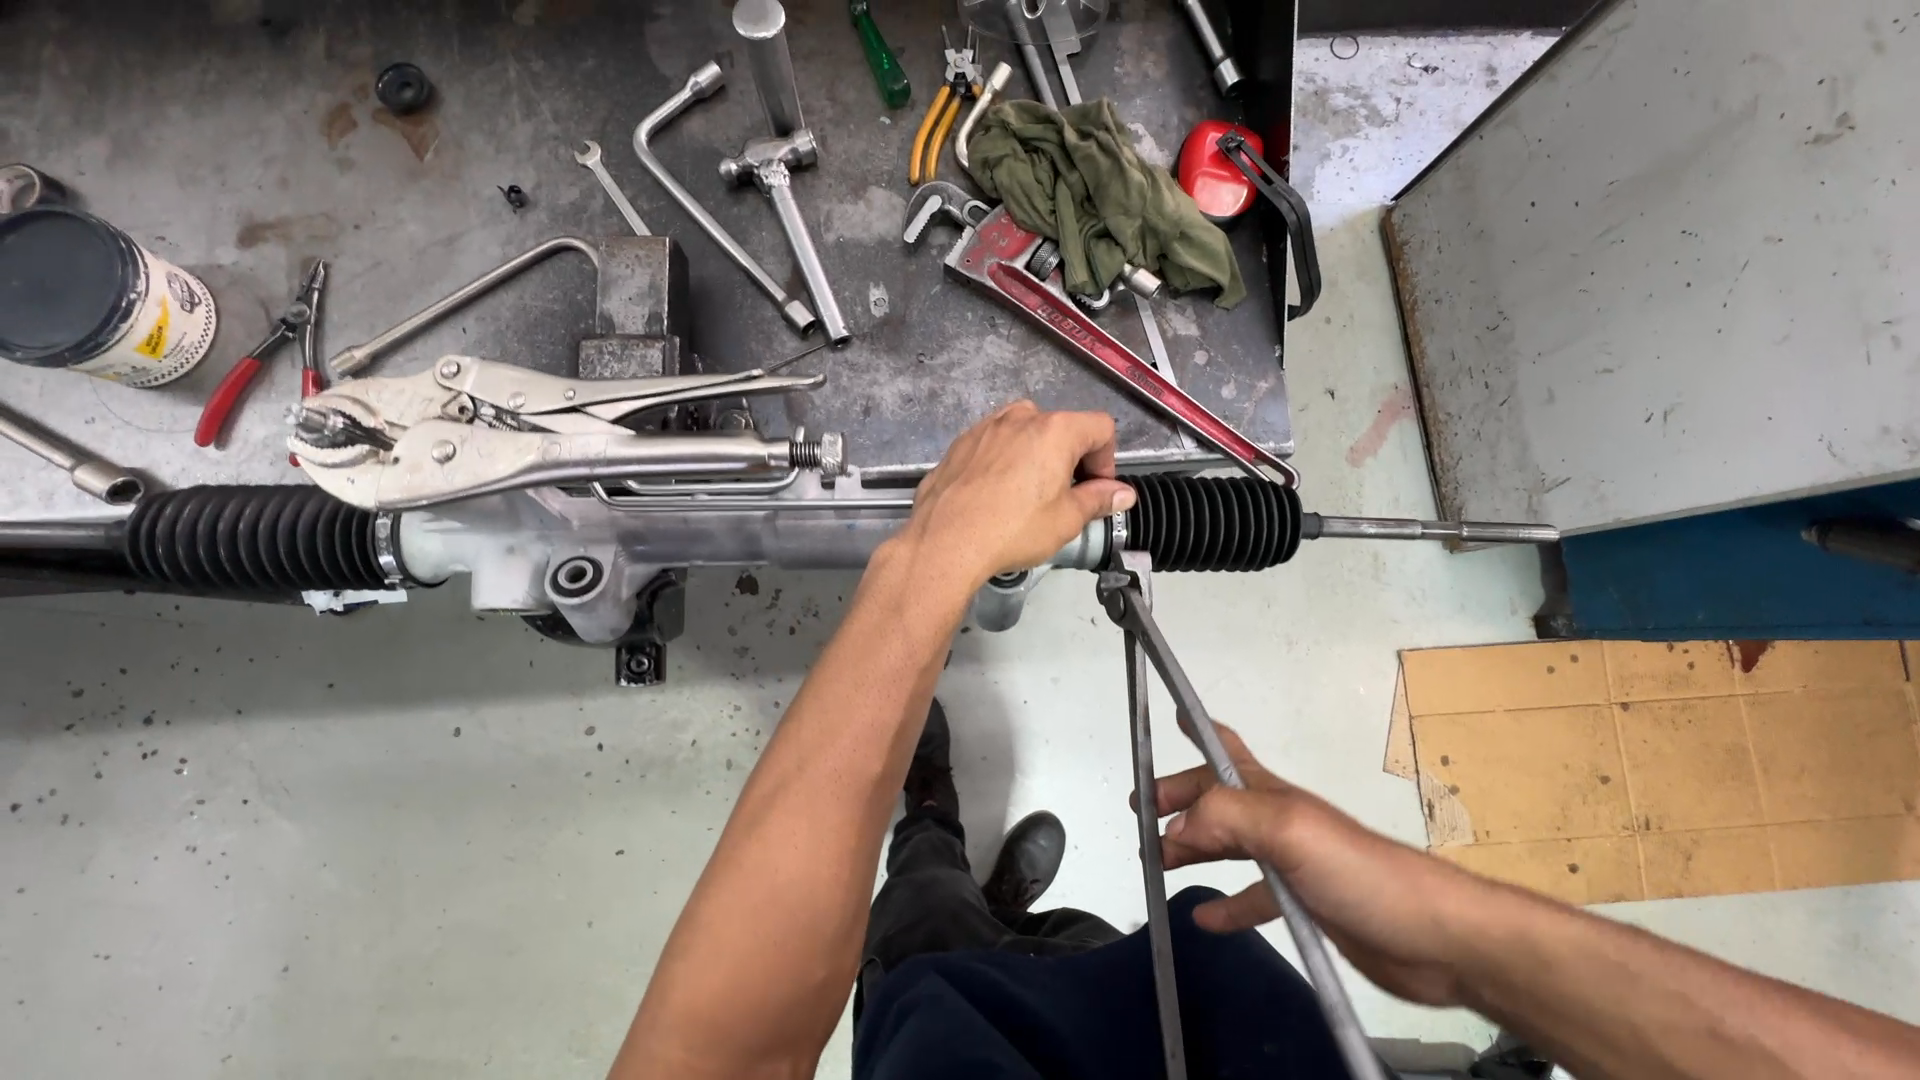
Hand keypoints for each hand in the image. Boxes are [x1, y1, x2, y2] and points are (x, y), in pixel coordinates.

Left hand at [901, 402, 1135, 587]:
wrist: (945, 540)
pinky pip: (993, 443)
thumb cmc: (1013, 529)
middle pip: (1061, 426)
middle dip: (1071, 457)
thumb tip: (1123, 493)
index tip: (1096, 490)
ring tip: (1028, 493)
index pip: (1100, 428)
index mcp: (1055, 430)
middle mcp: (1020, 418)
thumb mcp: (1066, 519)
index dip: (1107, 459)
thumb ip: (1098, 499)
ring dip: (1036, 454)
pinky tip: (995, 494)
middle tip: (1065, 495)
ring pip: (1024, 431)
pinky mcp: (959, 444)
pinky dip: (1004, 459)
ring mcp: (985, 428)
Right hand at [1146, 721, 1499, 1007]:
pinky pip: (1252, 898)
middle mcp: (1276, 821)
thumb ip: (1227, 817)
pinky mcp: (1303, 904)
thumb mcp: (1289, 829)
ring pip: (1226, 846)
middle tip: (1142, 812)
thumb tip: (1177, 829)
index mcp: (1270, 795)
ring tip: (1160, 861)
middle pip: (1215, 800)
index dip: (1199, 732)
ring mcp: (1290, 863)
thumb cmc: (1361, 872)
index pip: (1227, 750)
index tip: (1172, 718)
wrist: (1434, 938)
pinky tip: (1204, 917)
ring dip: (1191, 847)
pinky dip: (1226, 904)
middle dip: (1178, 799)